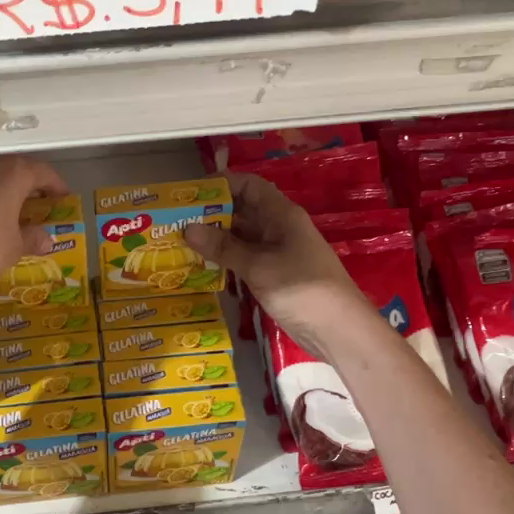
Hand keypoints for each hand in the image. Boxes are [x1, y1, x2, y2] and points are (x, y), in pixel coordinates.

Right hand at [183, 172, 377, 355]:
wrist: (338, 329)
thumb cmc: (301, 288)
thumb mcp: (258, 266)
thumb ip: (223, 247)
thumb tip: (187, 228)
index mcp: (280, 215)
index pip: (249, 186)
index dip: (221, 185)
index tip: (189, 194)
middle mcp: (278, 228)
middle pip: (242, 211)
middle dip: (211, 214)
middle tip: (175, 222)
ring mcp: (276, 253)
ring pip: (241, 237)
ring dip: (215, 240)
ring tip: (180, 244)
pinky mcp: (274, 276)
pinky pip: (245, 259)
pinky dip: (225, 260)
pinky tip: (201, 267)